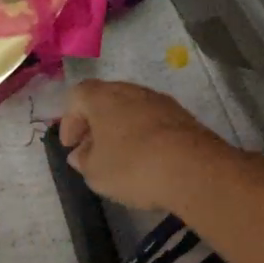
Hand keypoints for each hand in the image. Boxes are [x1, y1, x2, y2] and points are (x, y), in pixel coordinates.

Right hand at [60, 80, 230, 210]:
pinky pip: (154, 120)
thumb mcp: (96, 173)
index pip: (76, 97)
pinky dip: (145, 135)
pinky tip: (148, 158)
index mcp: (101, 97)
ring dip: (122, 128)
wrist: (194, 169)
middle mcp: (129, 90)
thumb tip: (80, 154)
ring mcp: (159, 100)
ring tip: (121, 156)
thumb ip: (84, 161)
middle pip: (105, 99)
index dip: (69, 121)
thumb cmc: (132, 166)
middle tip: (93, 149)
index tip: (71, 146)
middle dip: (96, 123)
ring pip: (131, 108)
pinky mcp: (182, 115)